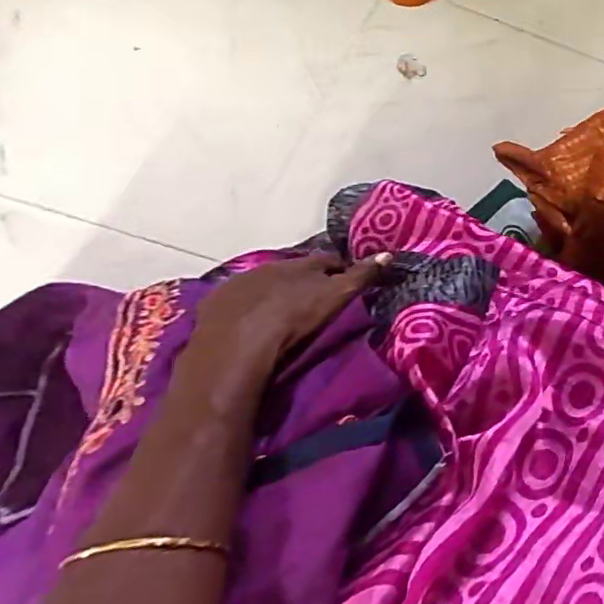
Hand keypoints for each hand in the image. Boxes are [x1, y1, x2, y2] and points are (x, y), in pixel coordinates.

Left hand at [187, 252, 390, 378]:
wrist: (236, 348)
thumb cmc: (294, 322)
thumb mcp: (335, 299)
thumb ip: (361, 276)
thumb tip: (388, 254)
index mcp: (302, 264)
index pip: (329, 260)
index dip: (340, 270)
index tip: (347, 281)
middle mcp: (271, 265)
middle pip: (295, 268)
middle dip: (305, 278)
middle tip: (315, 296)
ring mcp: (240, 282)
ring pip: (265, 281)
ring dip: (275, 290)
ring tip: (282, 309)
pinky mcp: (215, 302)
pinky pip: (236, 297)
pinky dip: (246, 304)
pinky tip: (248, 320)